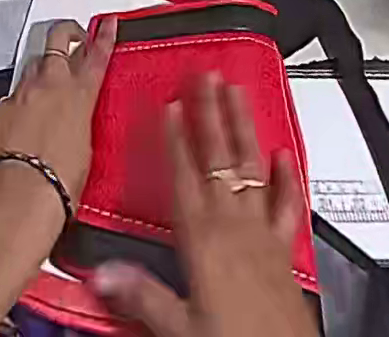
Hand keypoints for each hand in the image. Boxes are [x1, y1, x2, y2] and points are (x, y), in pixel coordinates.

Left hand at [0, 17, 116, 319]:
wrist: (27, 192)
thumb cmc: (62, 178)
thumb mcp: (88, 142)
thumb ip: (83, 114)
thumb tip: (79, 111)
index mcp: (81, 91)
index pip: (97, 52)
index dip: (104, 34)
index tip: (107, 23)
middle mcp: (53, 82)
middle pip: (59, 37)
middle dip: (67, 31)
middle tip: (73, 35)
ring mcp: (26, 90)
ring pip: (35, 62)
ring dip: (43, 68)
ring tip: (48, 84)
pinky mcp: (3, 105)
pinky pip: (14, 92)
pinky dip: (21, 99)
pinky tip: (24, 116)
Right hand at [88, 73, 316, 336]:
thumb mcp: (177, 326)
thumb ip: (141, 292)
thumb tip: (102, 272)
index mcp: (202, 237)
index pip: (183, 173)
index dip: (174, 136)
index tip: (170, 104)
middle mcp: (232, 223)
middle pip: (217, 156)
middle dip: (210, 112)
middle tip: (207, 76)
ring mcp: (261, 230)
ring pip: (249, 165)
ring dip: (243, 126)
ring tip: (238, 93)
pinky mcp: (283, 246)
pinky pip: (286, 202)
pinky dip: (286, 175)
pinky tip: (283, 152)